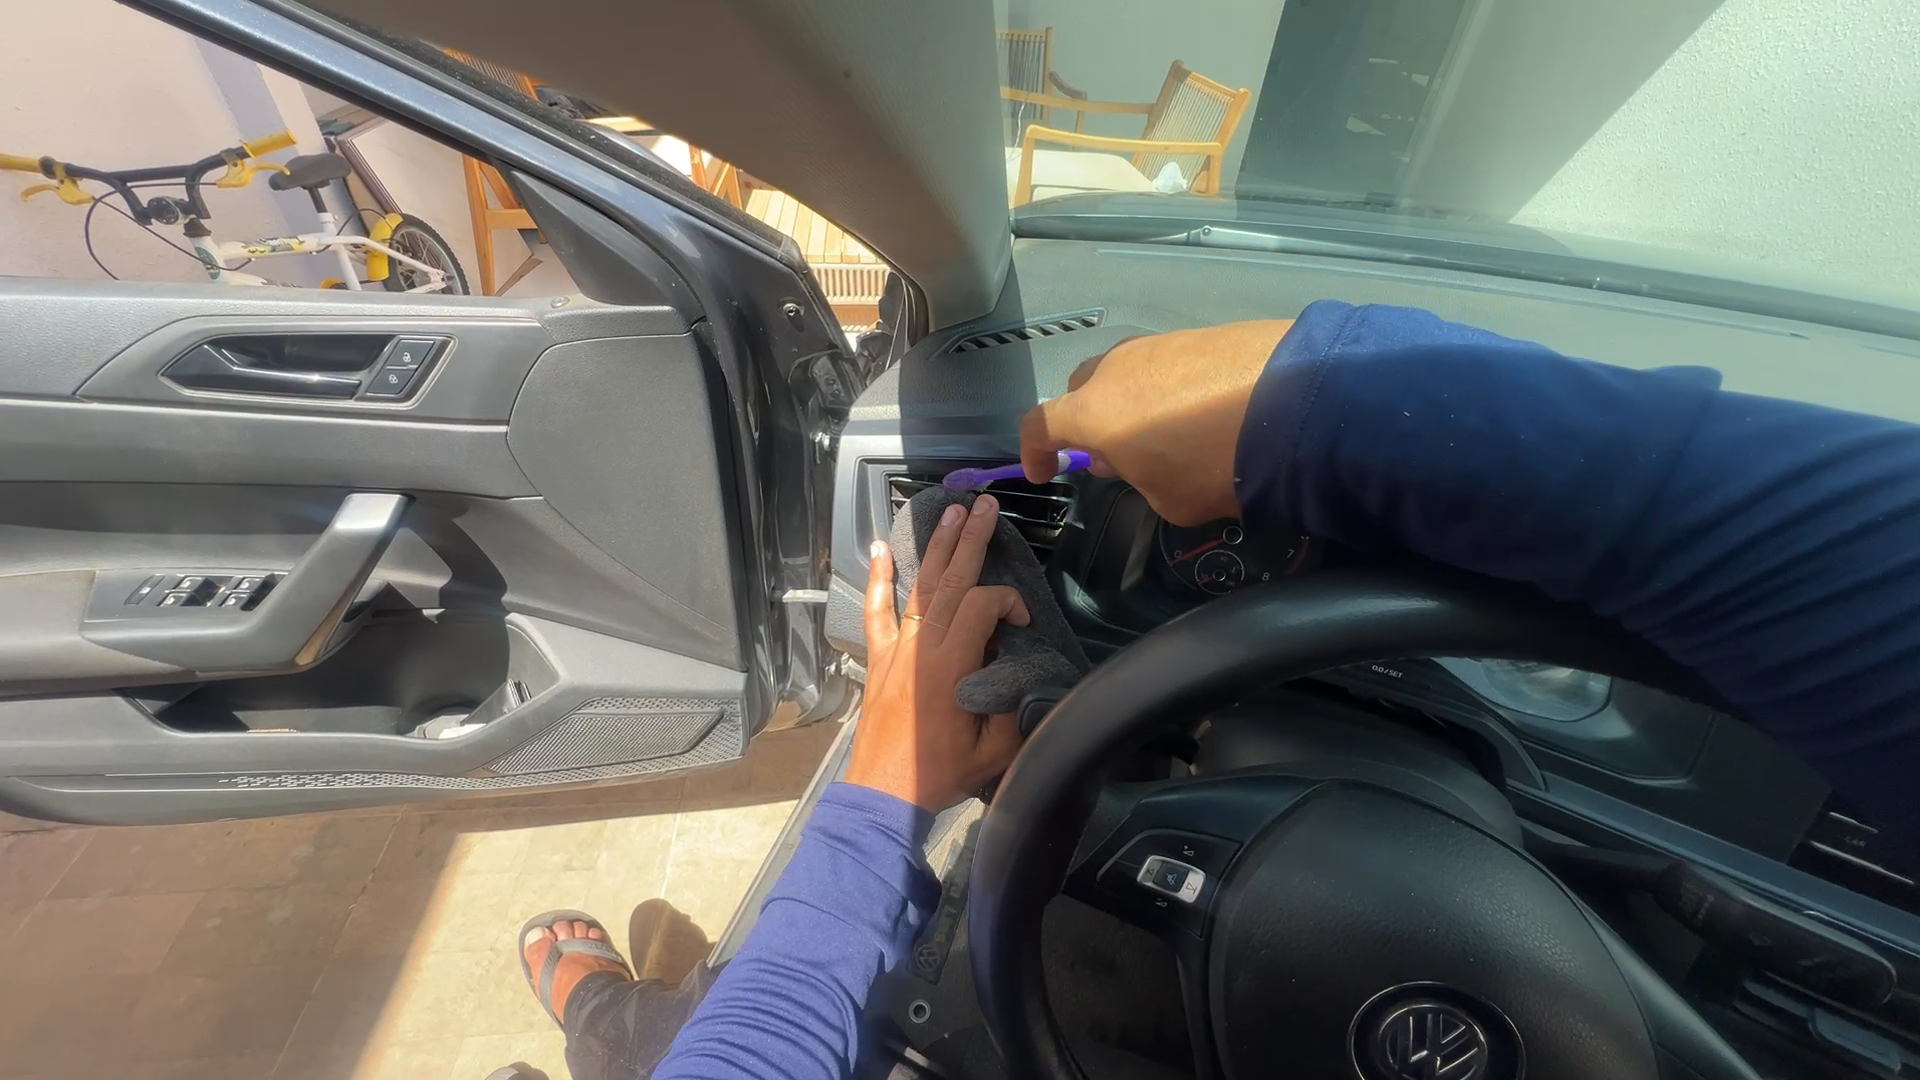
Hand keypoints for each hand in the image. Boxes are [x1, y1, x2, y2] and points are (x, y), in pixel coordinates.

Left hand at [847, 495, 1029, 811]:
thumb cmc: (940, 774)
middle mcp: (923, 645)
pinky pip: (877, 610)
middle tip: (984, 505)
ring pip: (920, 586)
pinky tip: (881, 548)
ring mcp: (897, 648)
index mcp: (952, 664)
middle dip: (971, 539)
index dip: (1008, 602)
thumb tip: (1024, 671)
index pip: (983, 607)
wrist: (883, 793)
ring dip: (936, 547)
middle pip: (952, 580)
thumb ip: (1014, 706)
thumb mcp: (994, 750)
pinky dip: (879, 579)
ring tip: (949, 512)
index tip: (1020, 620)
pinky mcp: (879, 657)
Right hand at [1019, 320, 1294, 524]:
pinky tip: (1198, 410)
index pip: (1039, 424)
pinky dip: (1166, 388)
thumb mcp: (1167, 501)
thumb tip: (1131, 457)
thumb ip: (1136, 480)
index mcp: (1094, 412)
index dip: (1035, 451)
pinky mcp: (1199, 333)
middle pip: (1080, 391)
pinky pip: (1165, 363)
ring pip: (1124, 374)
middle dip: (1085, 422)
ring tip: (1161, 432)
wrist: (1296, 406)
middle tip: (1113, 454)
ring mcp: (1158, 344)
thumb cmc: (1213, 466)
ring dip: (1127, 403)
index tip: (1046, 472)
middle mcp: (1116, 370)